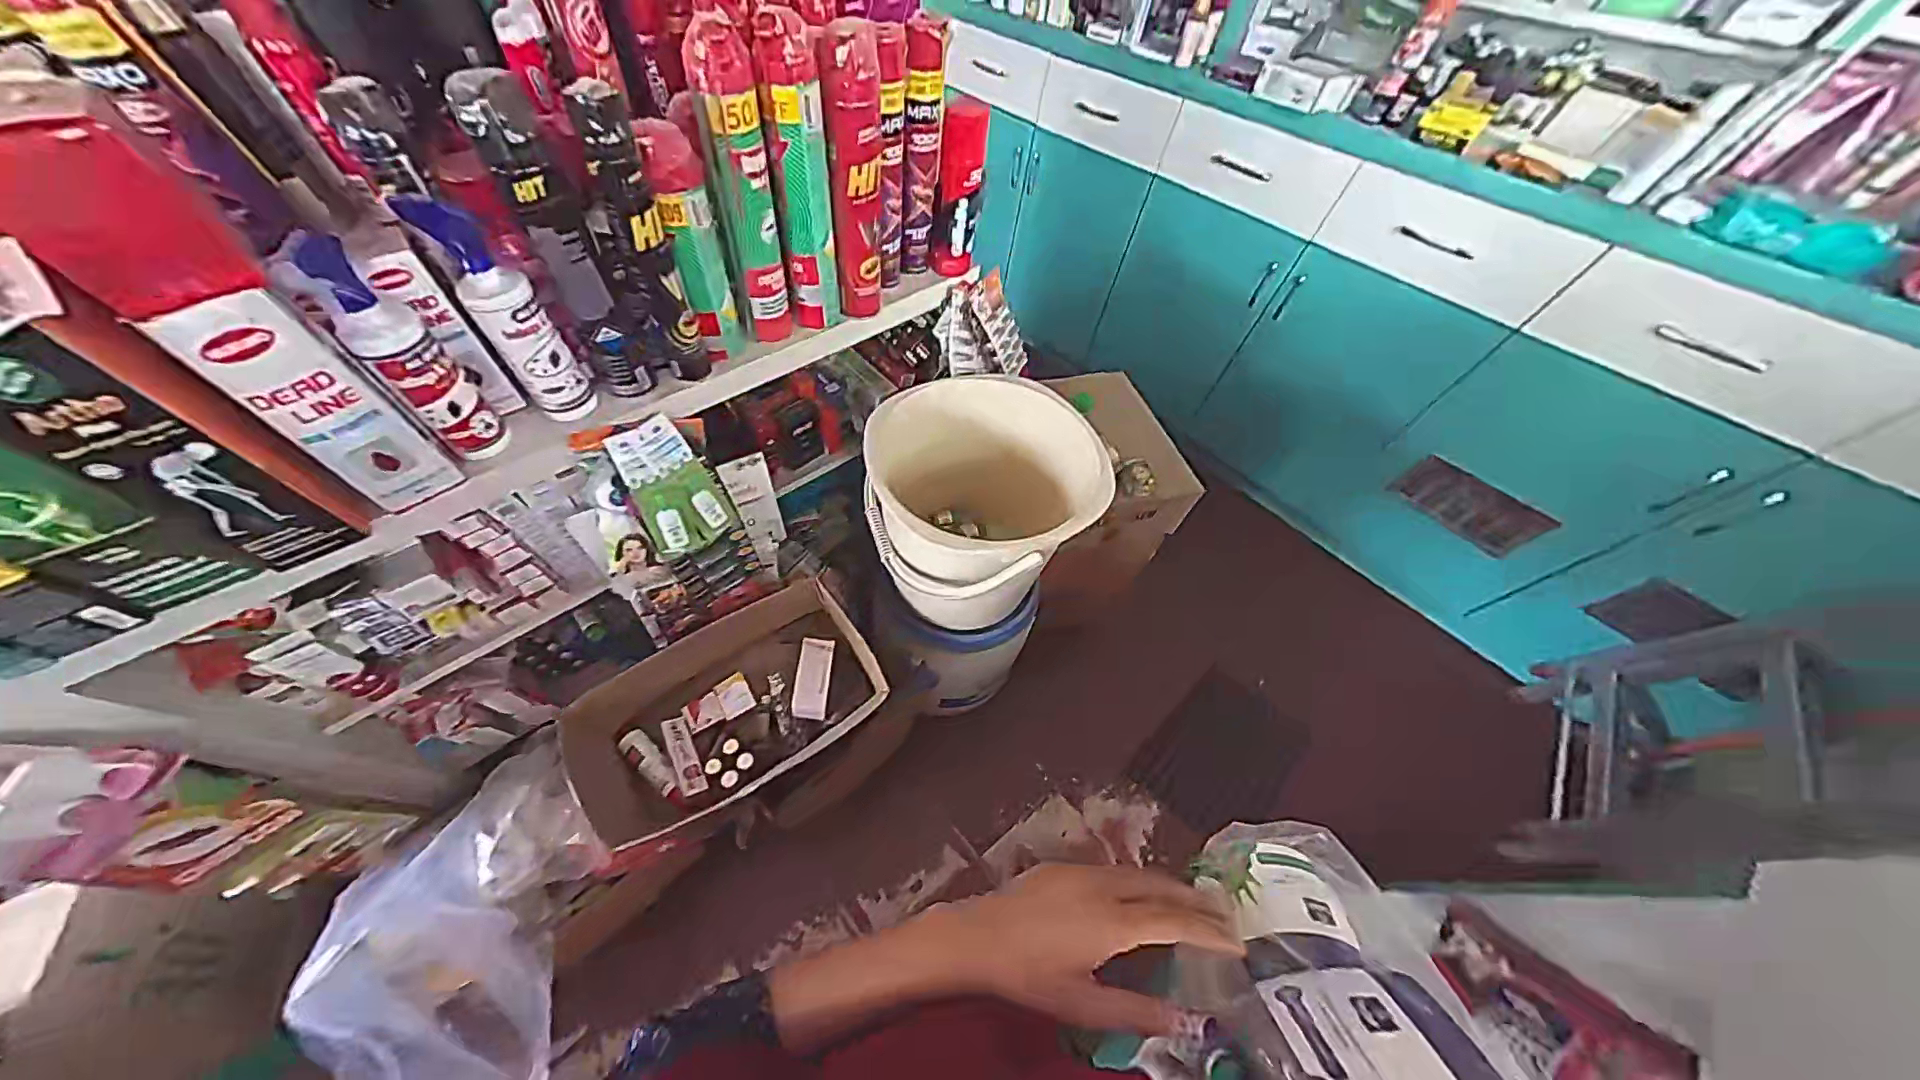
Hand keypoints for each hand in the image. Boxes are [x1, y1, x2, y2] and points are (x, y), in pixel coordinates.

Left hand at [934, 863, 1244, 1033]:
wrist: (979, 935)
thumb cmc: (1030, 975)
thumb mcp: (1083, 1003)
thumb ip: (1137, 1012)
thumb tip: (1185, 1021)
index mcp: (1113, 922)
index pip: (1174, 922)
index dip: (1208, 931)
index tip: (1235, 941)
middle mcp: (1103, 887)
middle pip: (1161, 887)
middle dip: (1195, 900)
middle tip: (1223, 915)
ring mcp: (1082, 871)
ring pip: (1137, 874)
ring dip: (1167, 886)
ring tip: (1190, 901)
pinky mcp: (1063, 866)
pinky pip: (1113, 870)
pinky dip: (1139, 881)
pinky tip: (1138, 893)